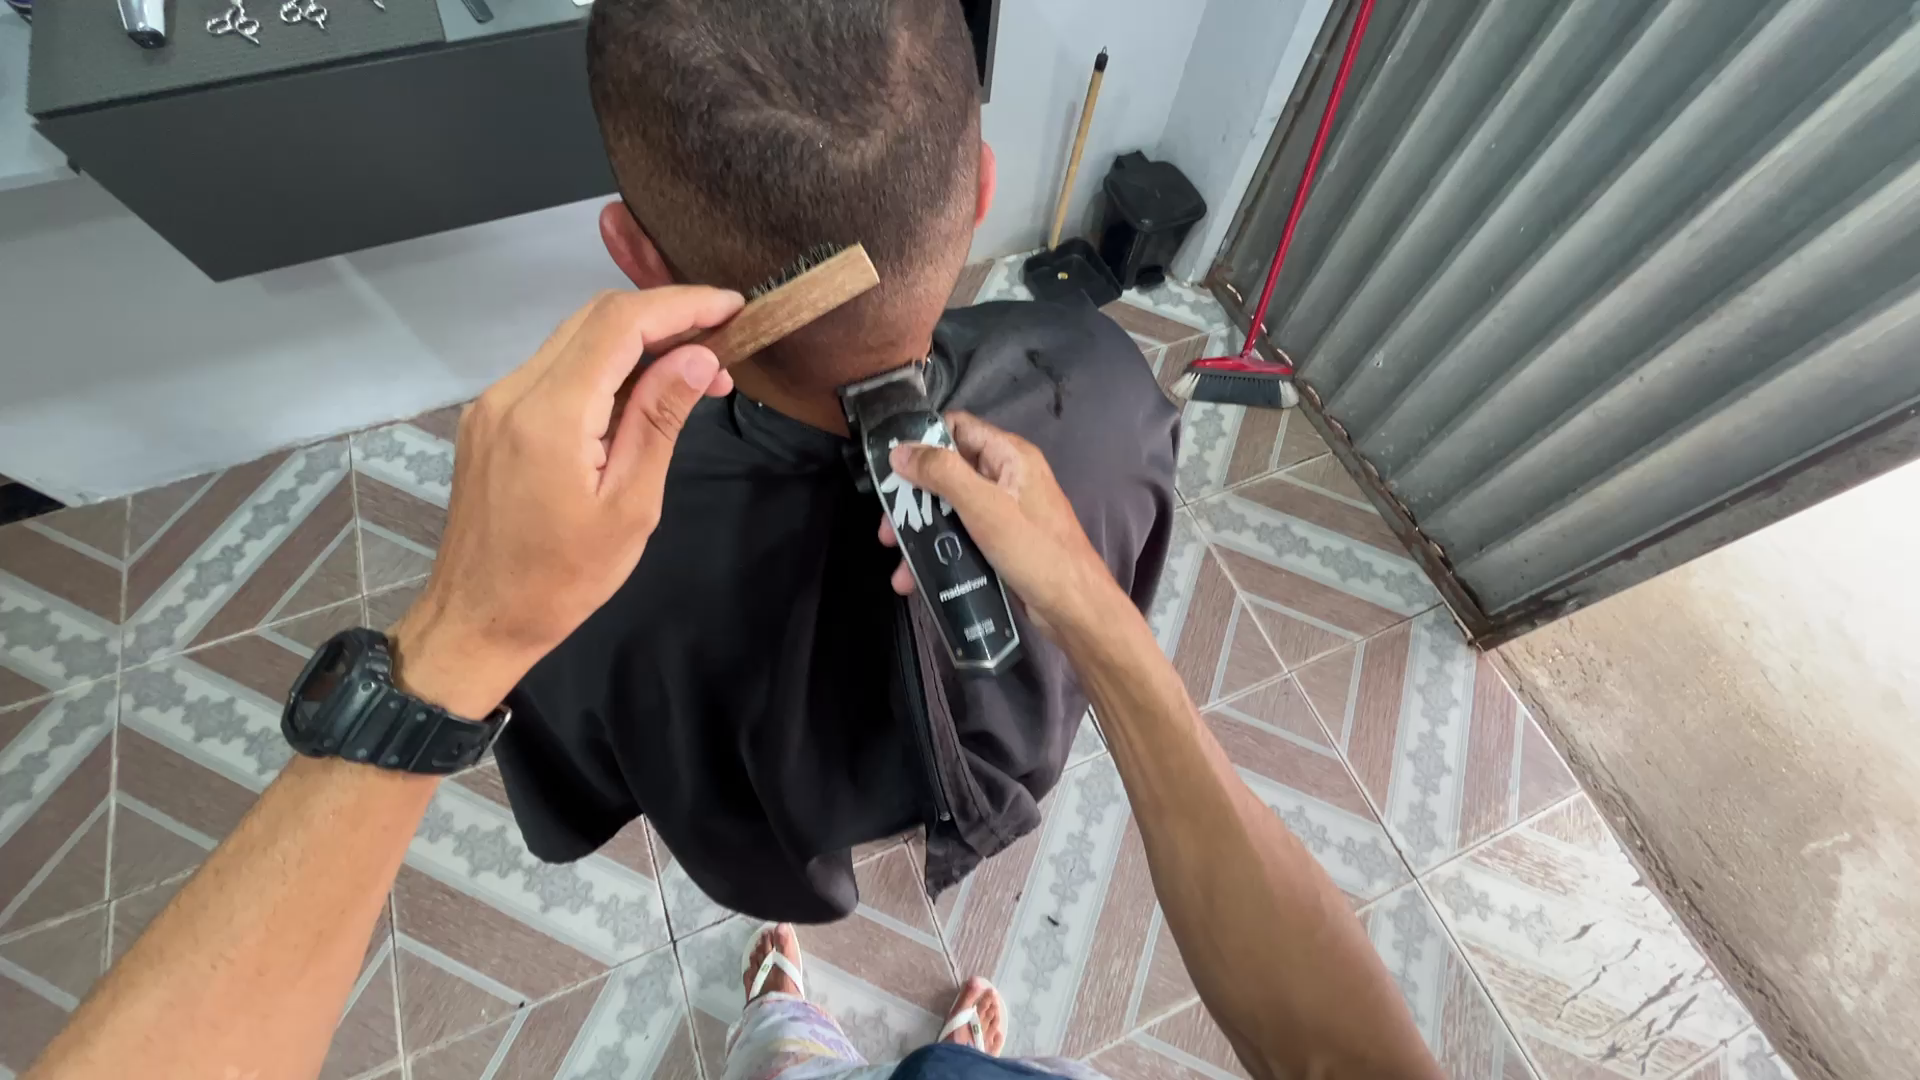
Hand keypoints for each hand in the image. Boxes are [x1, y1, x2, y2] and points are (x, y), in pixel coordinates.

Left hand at [390, 286, 744, 715]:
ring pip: (576, 339)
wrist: (481, 617)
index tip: (731, 308)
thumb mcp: (631, 505)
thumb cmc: (567, 578)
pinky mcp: (494, 417)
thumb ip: (659, 421)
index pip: (619, 325)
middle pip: (594, 318)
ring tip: (697, 374)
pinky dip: (608, 367)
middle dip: (665, 316)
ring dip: (640, 342)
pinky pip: (558, 369)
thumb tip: (698, 357)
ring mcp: (496, 402)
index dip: (680, 305)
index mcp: (550, 414)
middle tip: (724, 342)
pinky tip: (643, 394)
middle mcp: (513, 391)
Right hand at [880, 411, 1120, 636]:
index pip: (957, 429)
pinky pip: (961, 537)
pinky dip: (938, 551)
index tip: (890, 466)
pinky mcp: (1000, 542)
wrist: (1074, 608)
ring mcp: (1004, 512)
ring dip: (922, 531)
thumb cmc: (1035, 551)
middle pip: (947, 472)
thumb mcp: (985, 508)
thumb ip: (943, 474)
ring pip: (950, 509)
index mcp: (1009, 456)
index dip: (922, 441)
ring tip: (896, 557)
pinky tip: (915, 577)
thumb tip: (899, 450)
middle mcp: (1006, 478)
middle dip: (914, 498)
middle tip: (887, 525)